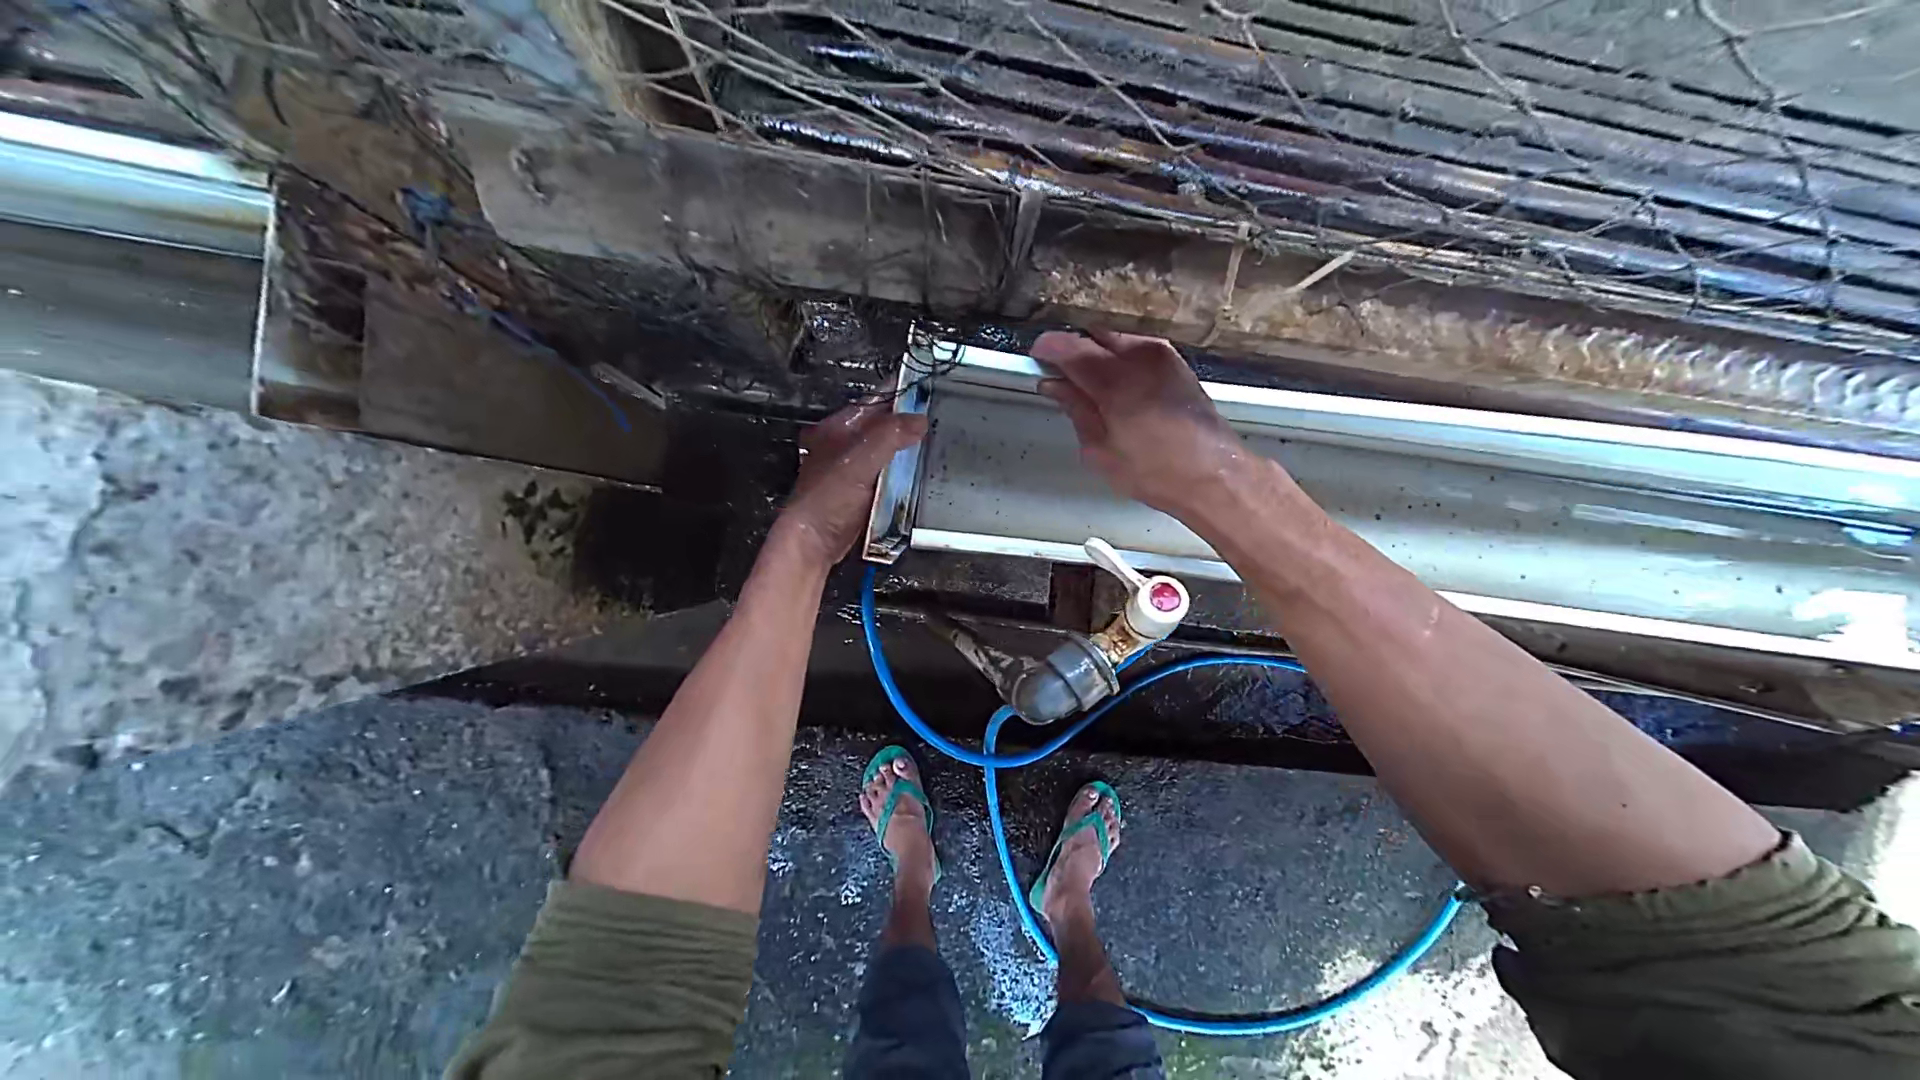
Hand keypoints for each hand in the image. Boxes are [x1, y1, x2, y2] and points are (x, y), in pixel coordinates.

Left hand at [774, 401, 927, 567]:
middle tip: (942, 415)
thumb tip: (919, 420)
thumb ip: (888, 437)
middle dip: (910, 422)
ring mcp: (856, 469)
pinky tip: (922, 472)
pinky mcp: (865, 492)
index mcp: (839, 428)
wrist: (813, 544)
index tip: (929, 386)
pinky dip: (906, 472)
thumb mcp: (858, 461)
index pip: (875, 400)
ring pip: (890, 450)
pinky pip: (891, 475)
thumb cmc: (825, 501)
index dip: (900, 393)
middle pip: (885, 425)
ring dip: (910, 448)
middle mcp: (846, 445)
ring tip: (939, 440)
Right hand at [1032, 330, 1259, 520]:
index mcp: (1114, 381)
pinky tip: (1116, 387)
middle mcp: (1140, 358)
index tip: (1035, 359)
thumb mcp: (1100, 450)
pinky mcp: (1176, 362)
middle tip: (1059, 378)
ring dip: (1097, 355)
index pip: (1067, 346)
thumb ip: (1075, 410)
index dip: (1046, 351)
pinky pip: (1137, 348)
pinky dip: (1120, 360)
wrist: (1212, 474)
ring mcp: (1162, 356)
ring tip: (1088, 388)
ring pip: (1115, 339)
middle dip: (1071, 352)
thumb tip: (1056, 388)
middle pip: (1091, 336)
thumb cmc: (1160, 471)